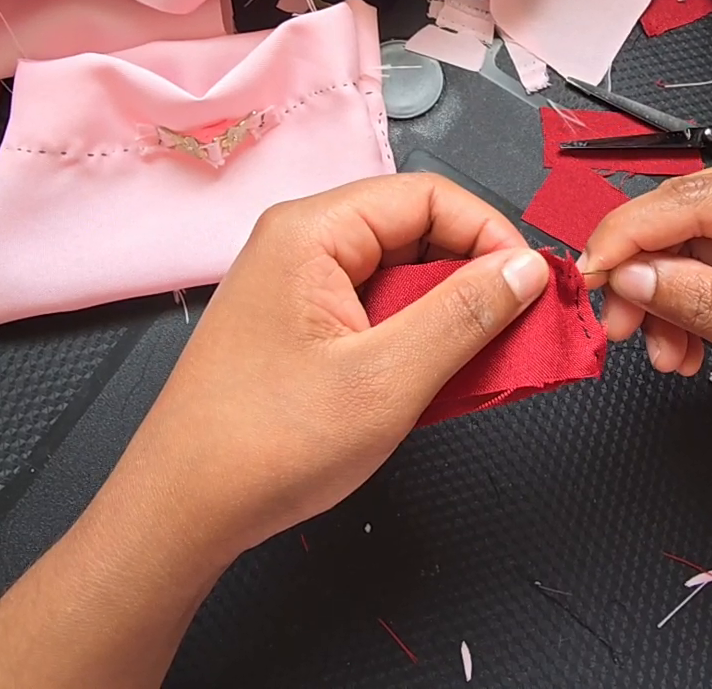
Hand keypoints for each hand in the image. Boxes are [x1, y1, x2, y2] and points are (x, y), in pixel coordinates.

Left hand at [113, 173, 550, 560]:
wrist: (178, 515)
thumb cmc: (272, 444)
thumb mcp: (387, 379)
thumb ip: (465, 314)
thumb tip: (528, 267)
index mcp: (314, 230)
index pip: (427, 197)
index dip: (490, 233)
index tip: (532, 286)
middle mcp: (303, 241)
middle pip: (414, 230)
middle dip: (473, 274)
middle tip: (518, 327)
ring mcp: (299, 281)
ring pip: (400, 271)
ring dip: (447, 309)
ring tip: (483, 356)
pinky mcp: (300, 319)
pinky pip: (376, 305)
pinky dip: (416, 332)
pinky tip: (437, 371)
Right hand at [578, 159, 711, 467]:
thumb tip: (633, 277)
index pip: (703, 197)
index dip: (634, 232)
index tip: (589, 271)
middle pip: (690, 214)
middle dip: (643, 268)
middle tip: (614, 319)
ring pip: (691, 244)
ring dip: (662, 296)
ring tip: (661, 351)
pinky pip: (708, 269)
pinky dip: (685, 308)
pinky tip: (683, 346)